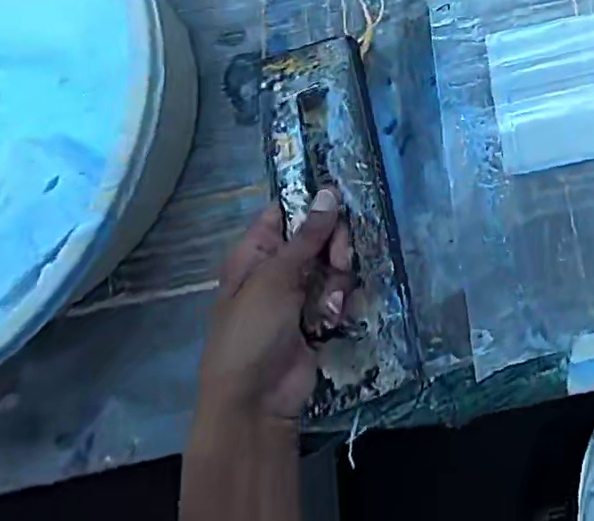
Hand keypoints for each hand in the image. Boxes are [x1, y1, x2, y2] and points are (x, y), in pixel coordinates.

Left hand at [196, 189, 354, 428]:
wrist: (255, 402)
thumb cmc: (252, 332)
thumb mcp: (276, 278)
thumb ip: (308, 236)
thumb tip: (328, 192)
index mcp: (257, 252)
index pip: (288, 211)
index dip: (313, 204)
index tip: (341, 201)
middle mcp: (278, 267)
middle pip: (319, 235)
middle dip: (335, 247)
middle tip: (339, 260)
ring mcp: (299, 292)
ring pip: (334, 264)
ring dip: (338, 281)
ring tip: (329, 305)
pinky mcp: (317, 315)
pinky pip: (339, 293)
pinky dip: (339, 304)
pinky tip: (331, 320)